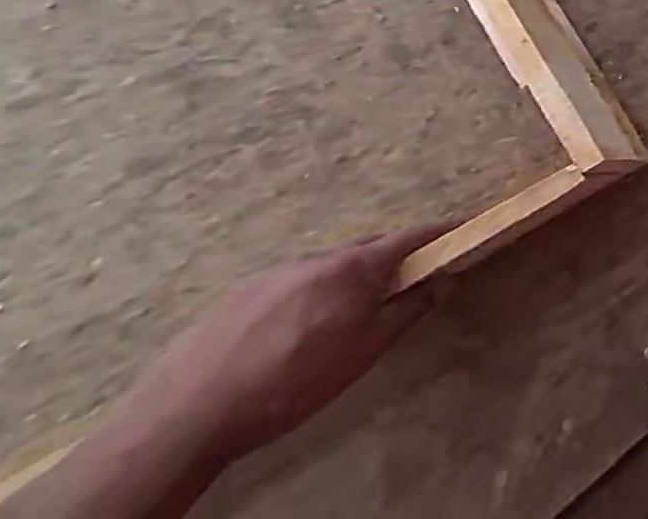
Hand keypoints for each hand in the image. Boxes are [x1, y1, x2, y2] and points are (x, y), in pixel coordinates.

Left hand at [113, 225, 449, 464]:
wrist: (186, 418)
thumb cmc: (294, 383)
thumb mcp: (365, 351)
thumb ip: (409, 310)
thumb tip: (445, 280)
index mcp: (352, 267)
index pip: (410, 237)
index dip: (439, 232)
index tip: (461, 230)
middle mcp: (316, 258)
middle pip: (368, 248)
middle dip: (393, 259)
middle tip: (407, 283)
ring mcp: (273, 273)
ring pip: (328, 267)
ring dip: (349, 279)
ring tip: (347, 316)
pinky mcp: (239, 294)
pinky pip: (293, 282)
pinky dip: (312, 293)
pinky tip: (297, 331)